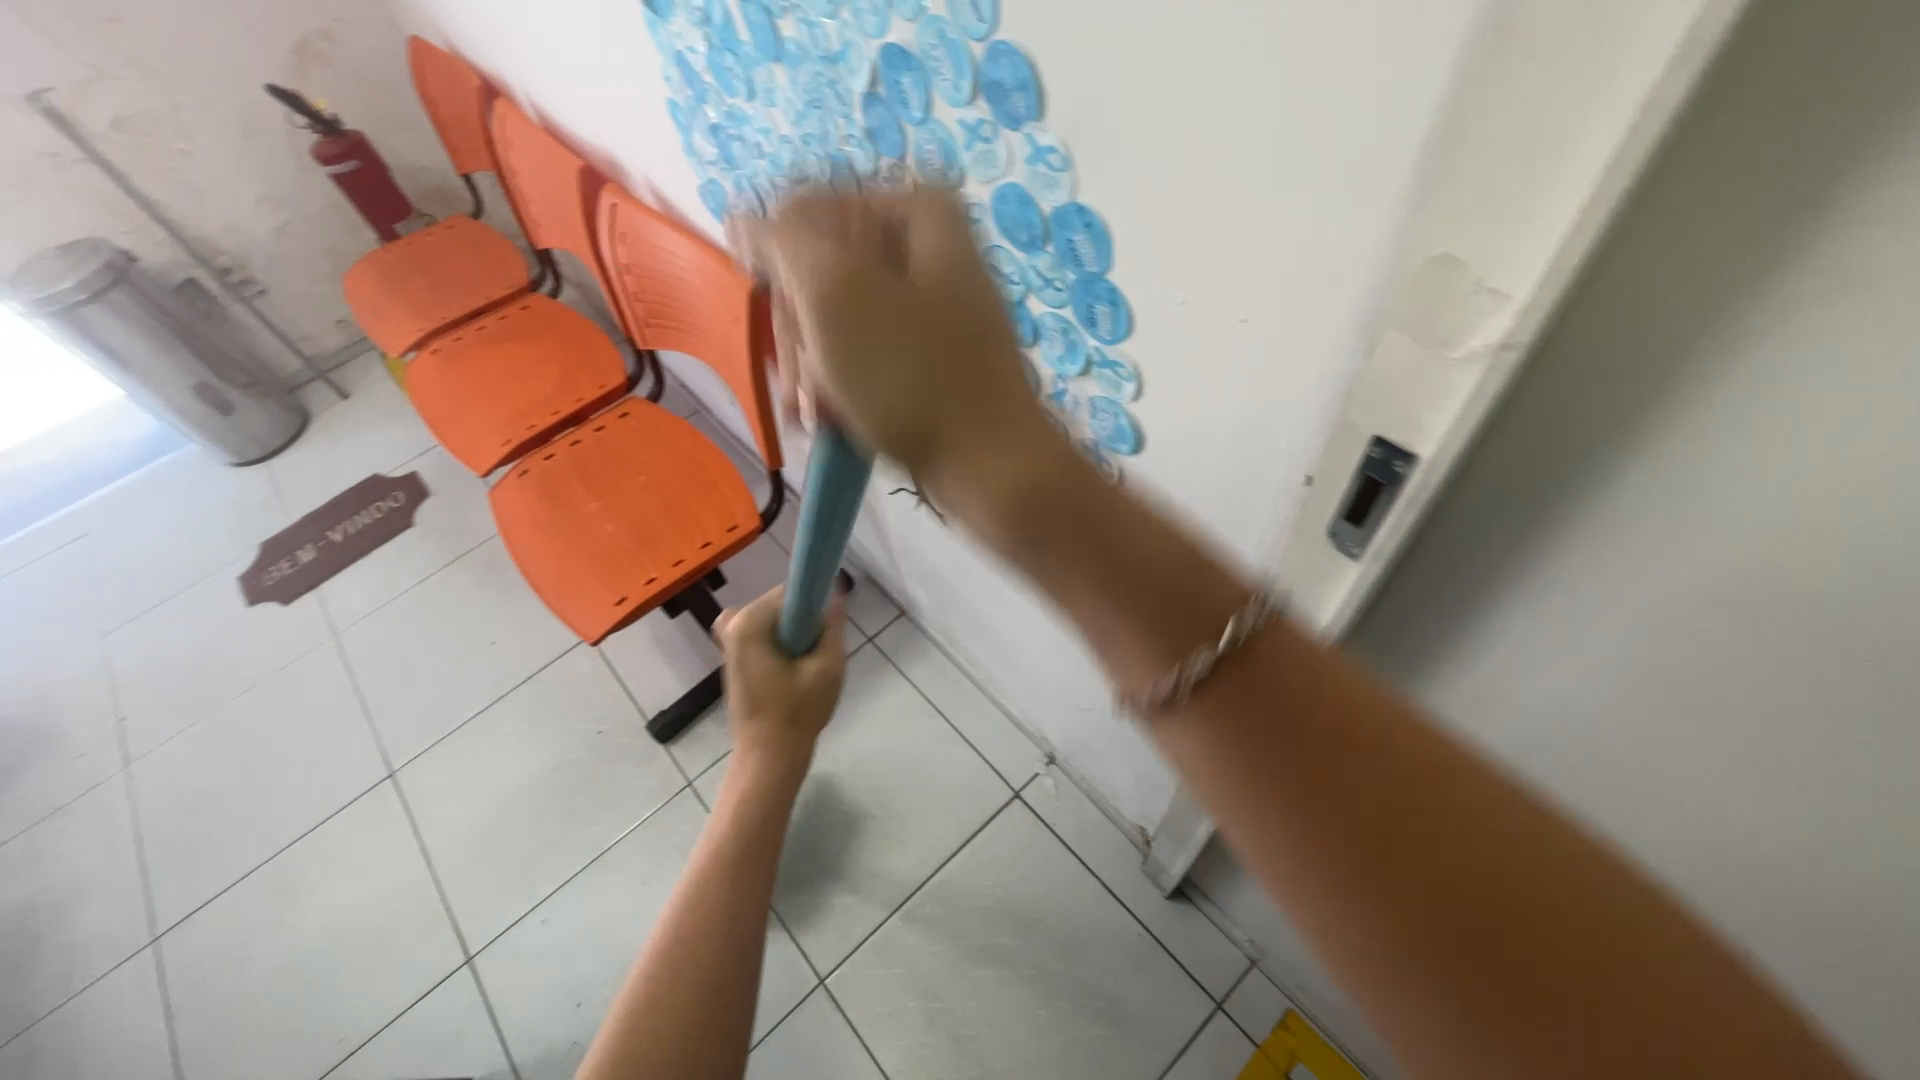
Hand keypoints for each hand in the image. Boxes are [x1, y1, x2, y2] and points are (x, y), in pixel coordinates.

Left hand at [714, 584, 847, 766]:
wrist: (768, 757)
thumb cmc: (798, 713)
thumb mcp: (828, 667)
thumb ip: (832, 626)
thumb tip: (836, 593)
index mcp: (748, 622)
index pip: (791, 592)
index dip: (814, 608)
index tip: (825, 634)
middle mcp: (732, 625)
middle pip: (781, 606)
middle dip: (803, 624)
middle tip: (817, 657)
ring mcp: (729, 644)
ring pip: (774, 623)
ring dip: (794, 639)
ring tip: (805, 670)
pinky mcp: (733, 660)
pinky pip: (764, 638)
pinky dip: (781, 649)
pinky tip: (792, 677)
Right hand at [741, 188, 1055, 492]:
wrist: (988, 464)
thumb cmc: (911, 376)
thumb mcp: (836, 294)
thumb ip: (782, 240)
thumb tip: (744, 217)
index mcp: (916, 210)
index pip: (806, 210)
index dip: (780, 264)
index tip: (782, 314)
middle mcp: (926, 247)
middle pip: (821, 267)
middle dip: (799, 326)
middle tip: (802, 374)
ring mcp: (928, 305)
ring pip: (835, 316)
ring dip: (810, 363)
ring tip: (809, 409)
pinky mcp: (925, 355)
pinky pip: (861, 352)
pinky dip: (836, 381)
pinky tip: (822, 417)